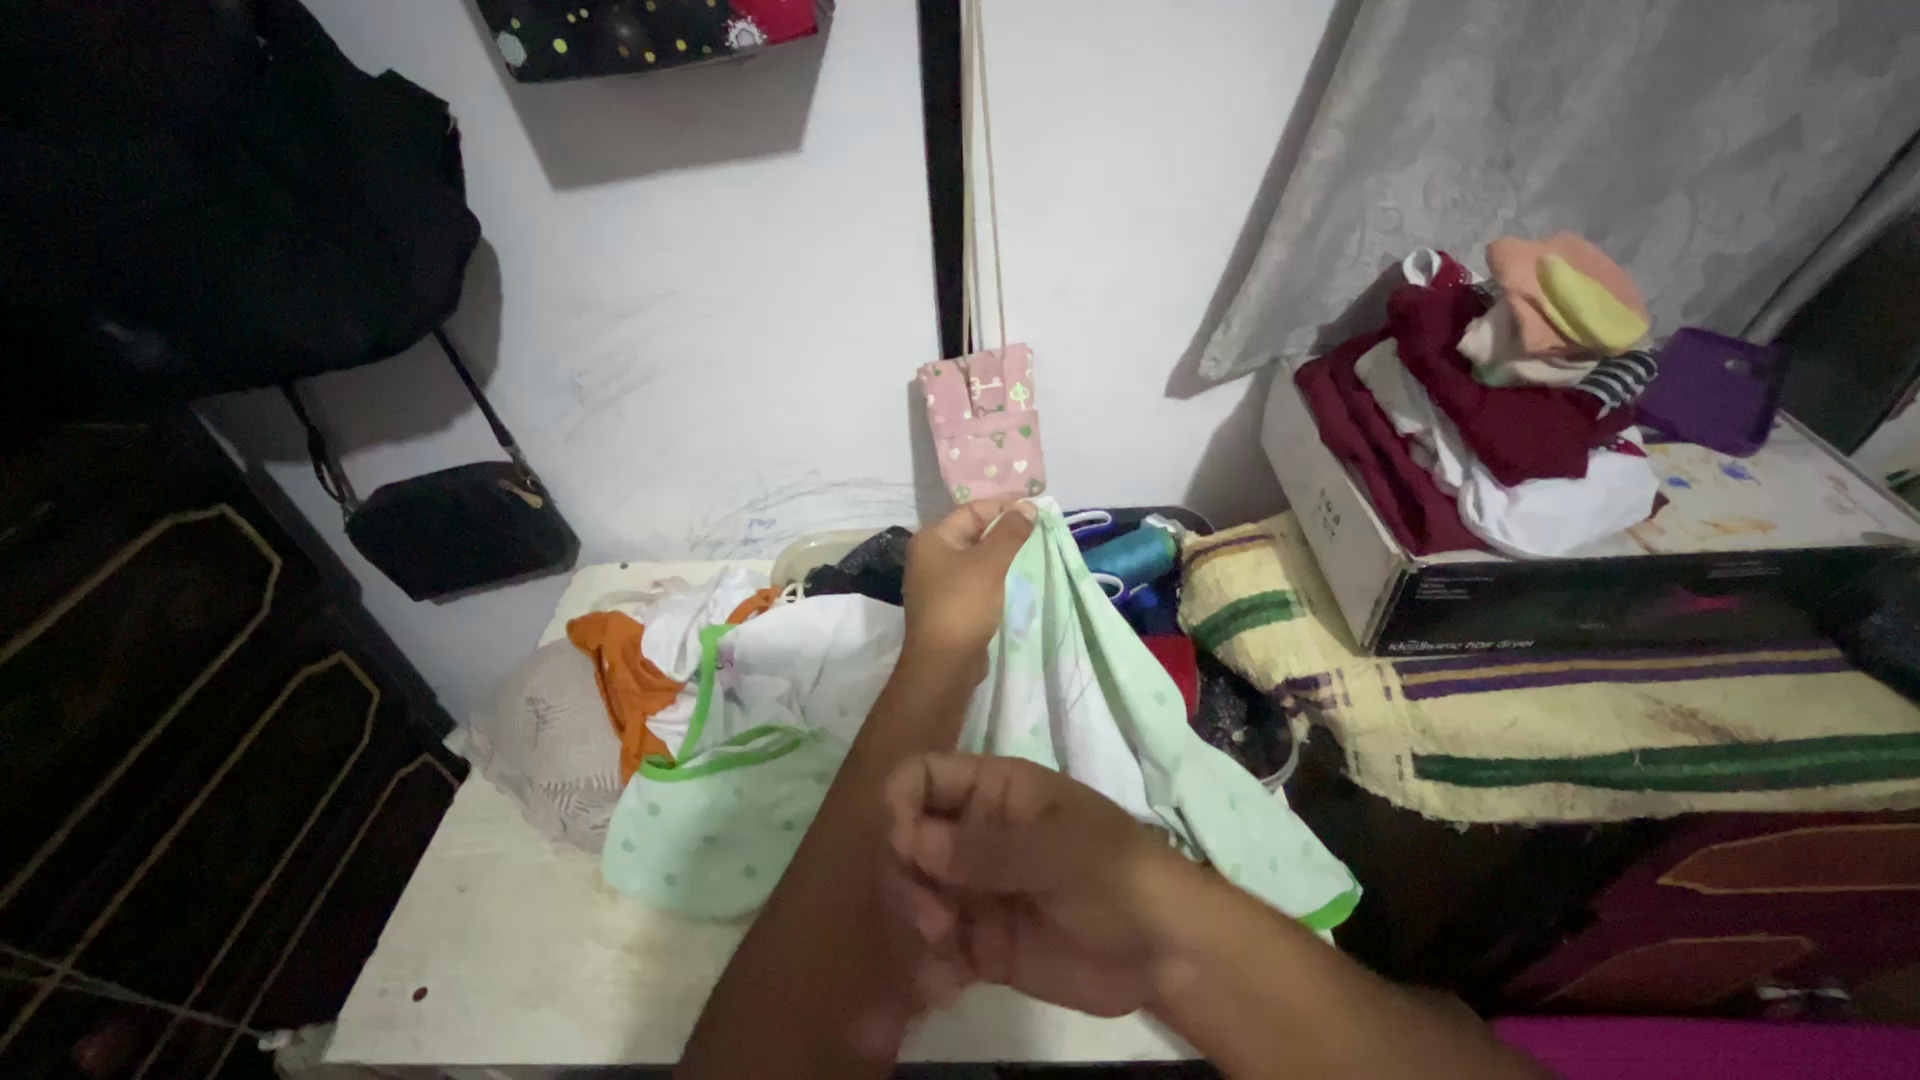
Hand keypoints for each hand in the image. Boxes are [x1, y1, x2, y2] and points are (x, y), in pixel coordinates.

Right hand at [881, 753, 1191, 1018]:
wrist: (1167, 953)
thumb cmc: (1118, 875)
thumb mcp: (1058, 852)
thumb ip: (985, 849)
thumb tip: (909, 839)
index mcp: (996, 793)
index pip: (925, 777)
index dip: (902, 803)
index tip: (903, 843)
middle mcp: (977, 837)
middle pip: (909, 841)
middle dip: (907, 877)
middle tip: (932, 916)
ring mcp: (978, 892)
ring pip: (916, 896)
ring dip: (915, 924)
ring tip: (947, 950)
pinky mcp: (983, 945)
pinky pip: (937, 951)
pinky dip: (928, 968)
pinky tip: (939, 988)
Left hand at [901, 498, 1035, 665]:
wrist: (944, 664)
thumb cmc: (963, 605)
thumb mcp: (989, 563)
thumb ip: (1010, 532)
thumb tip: (1027, 507)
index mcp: (932, 539)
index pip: (972, 510)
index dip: (1004, 507)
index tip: (1035, 512)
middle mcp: (930, 556)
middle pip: (973, 532)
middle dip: (1005, 531)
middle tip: (1038, 532)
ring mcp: (938, 581)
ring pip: (976, 557)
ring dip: (1002, 554)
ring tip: (1033, 552)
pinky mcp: (949, 603)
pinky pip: (976, 579)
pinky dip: (995, 575)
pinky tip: (1016, 578)